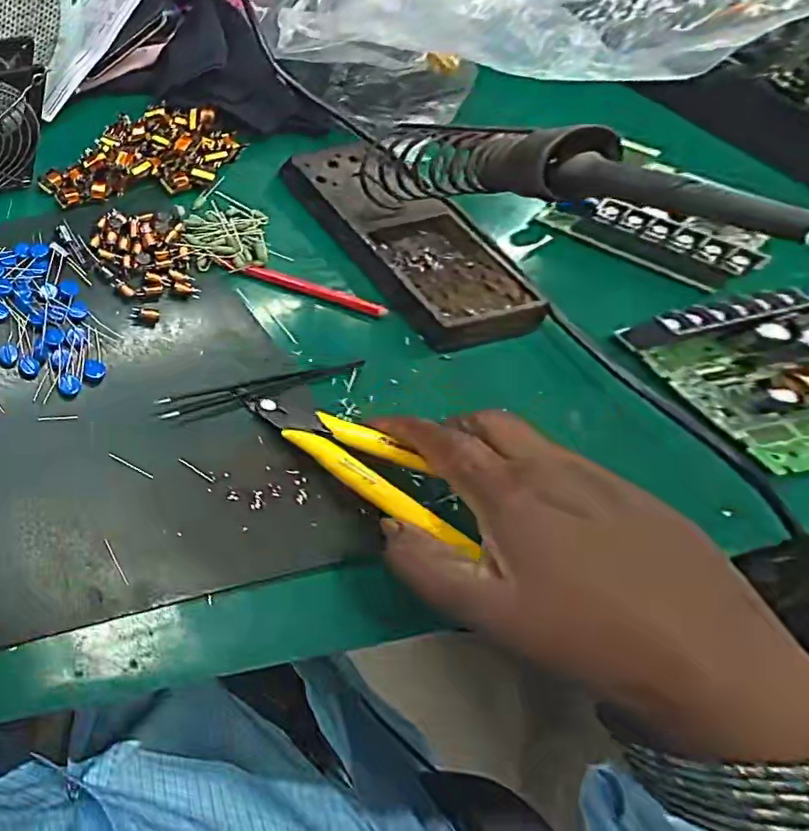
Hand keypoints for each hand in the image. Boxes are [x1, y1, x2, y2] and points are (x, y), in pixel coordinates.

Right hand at [372, 411, 808, 761]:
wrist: (728, 674)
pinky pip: (576, 468)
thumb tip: (390, 526)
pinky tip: (555, 521)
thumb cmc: (587, 637)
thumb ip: (419, 564)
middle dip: (447, 429)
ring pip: (534, 442)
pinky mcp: (649, 503)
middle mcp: (555, 473)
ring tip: (491, 494)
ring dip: (495, 450)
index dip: (396, 427)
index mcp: (510, 494)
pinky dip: (541, 472)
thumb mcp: (484, 612)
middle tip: (430, 459)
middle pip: (487, 422)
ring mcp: (609, 484)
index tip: (369, 428)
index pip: (438, 439)